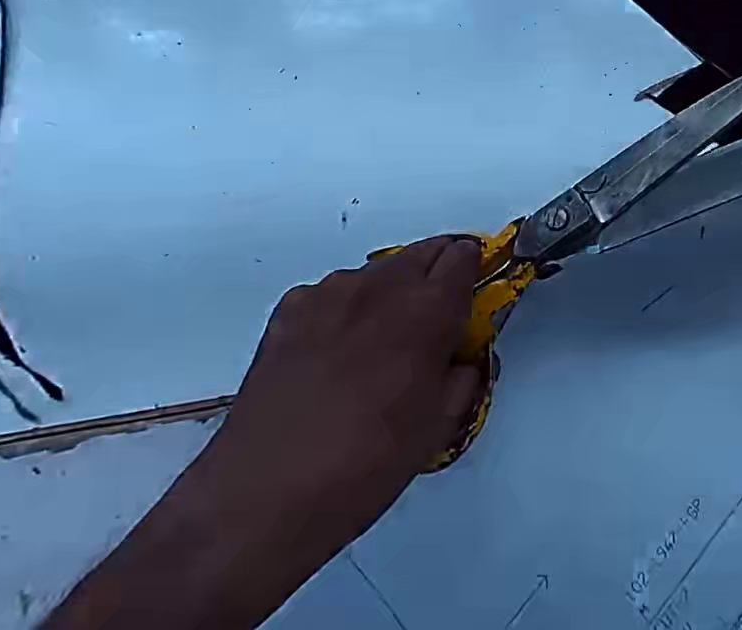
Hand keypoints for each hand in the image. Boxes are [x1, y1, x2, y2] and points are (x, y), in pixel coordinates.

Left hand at [44, 237, 482, 629]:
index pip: (461, 257)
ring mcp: (328, 292)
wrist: (267, 490)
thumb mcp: (436, 428)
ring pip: (375, 273)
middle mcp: (378, 287)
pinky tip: (334, 352)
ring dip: (390, 291)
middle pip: (421, 252)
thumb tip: (464, 356)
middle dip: (437, 270)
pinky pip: (332, 293)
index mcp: (424, 312)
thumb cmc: (366, 465)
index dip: (474, 265)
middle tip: (436, 309)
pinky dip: (345, 309)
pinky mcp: (290, 307)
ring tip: (379, 339)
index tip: (474, 283)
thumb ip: (462, 377)